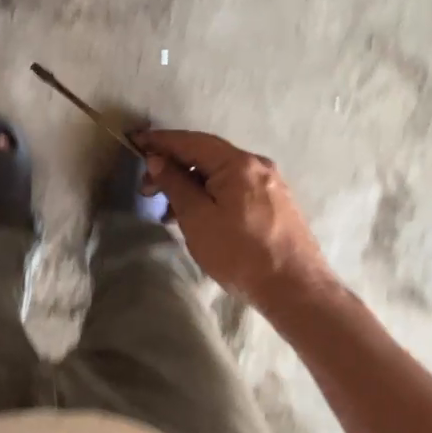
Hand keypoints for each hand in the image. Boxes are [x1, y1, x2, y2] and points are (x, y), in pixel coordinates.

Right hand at [134, 130, 333, 308]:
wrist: (297, 291)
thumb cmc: (240, 253)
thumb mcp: (197, 218)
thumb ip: (175, 184)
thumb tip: (158, 160)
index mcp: (238, 163)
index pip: (191, 141)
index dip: (160, 140)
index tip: (134, 141)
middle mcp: (257, 166)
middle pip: (206, 155)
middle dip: (173, 167)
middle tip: (146, 188)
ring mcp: (270, 185)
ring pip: (220, 174)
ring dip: (190, 184)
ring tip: (168, 211)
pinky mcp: (275, 205)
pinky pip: (234, 188)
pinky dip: (210, 194)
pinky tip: (198, 217)